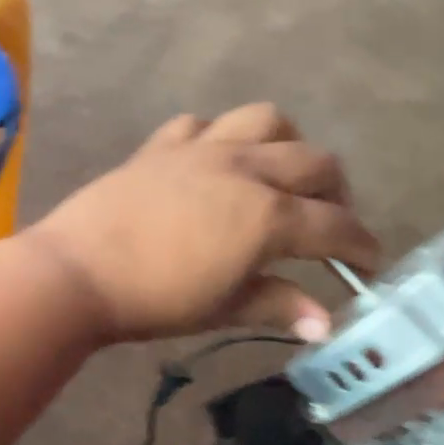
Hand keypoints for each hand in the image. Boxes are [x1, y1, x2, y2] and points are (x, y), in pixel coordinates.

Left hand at [22, 103, 379, 342]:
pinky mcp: (160, 146)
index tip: (369, 262)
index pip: (334, 226)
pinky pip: (203, 125)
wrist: (75, 273)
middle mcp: (246, 168)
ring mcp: (201, 149)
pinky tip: (212, 163)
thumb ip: (275, 306)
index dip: (360, 245)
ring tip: (280, 176)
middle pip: (315, 163)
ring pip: (267, 121)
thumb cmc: (151, 301)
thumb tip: (324, 323)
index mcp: (268, 215)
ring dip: (288, 144)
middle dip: (336, 193)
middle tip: (329, 224)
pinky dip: (219, 138)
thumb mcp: (219, 309)